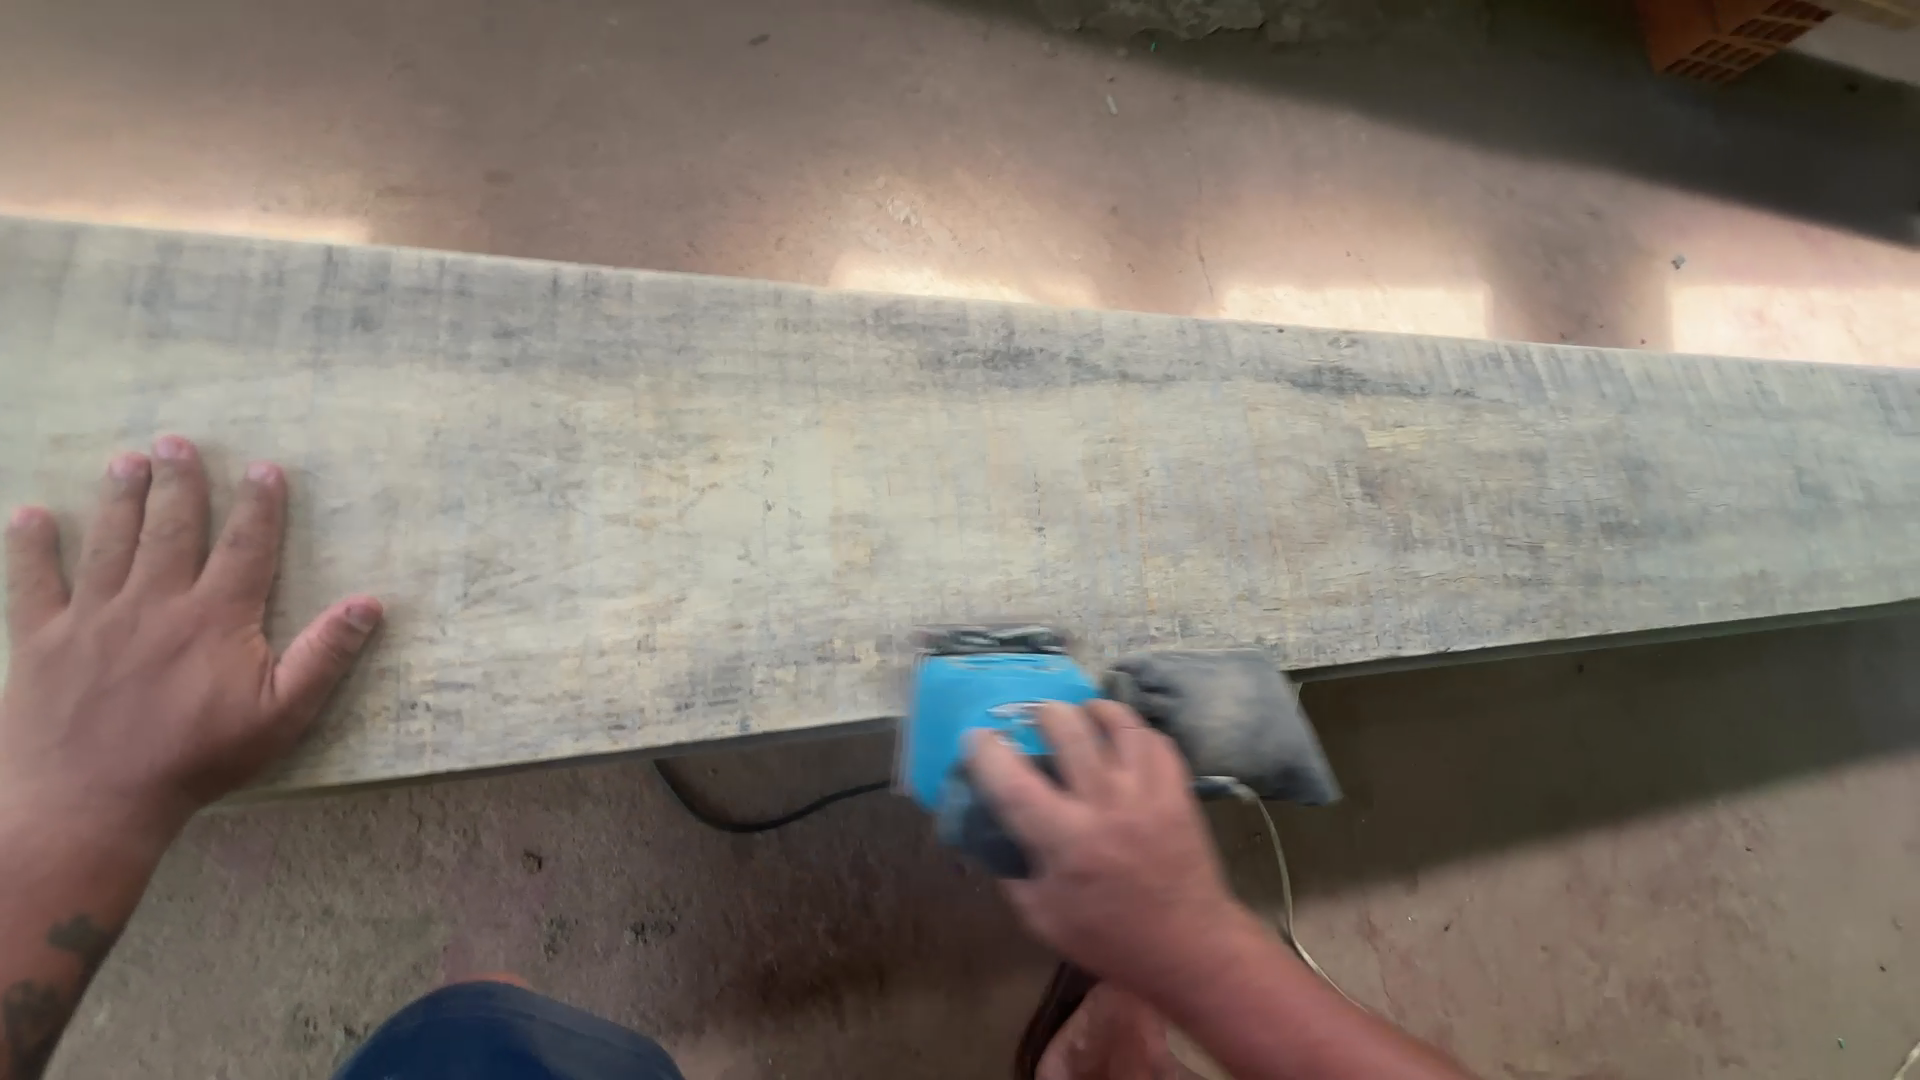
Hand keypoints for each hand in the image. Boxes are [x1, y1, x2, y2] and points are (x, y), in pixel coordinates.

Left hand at [1, 436, 381, 841]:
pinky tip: (30, 515)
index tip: (265, 468)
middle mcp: (154, 606)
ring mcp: (92, 621)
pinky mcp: (40, 643)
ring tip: (127, 460)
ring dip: (120, 499)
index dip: (259, 506)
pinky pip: (32, 584)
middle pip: (172, 531)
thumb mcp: (286, 711)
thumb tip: (370, 603)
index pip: (246, 547)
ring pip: (110, 545)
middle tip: (177, 442)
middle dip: (180, 484)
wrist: (89, 804)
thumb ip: (327, 653)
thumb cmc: (202, 756)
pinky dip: (30, 547)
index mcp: (216, 619)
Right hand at [967, 701, 1251, 990]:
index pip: (1014, 783)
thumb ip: (1010, 868)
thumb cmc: (1109, 936)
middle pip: (1068, 732)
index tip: (977, 737)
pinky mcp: (1177, 790)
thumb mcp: (1042, 916)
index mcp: (1066, 842)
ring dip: (1090, 709)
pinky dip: (1131, 728)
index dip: (988, 752)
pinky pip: (1153, 738)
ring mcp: (1146, 793)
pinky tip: (1118, 734)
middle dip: (1043, 714)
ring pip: (1117, 724)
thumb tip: (989, 828)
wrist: (1188, 946)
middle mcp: (1105, 806)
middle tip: (1035, 720)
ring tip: (1080, 712)